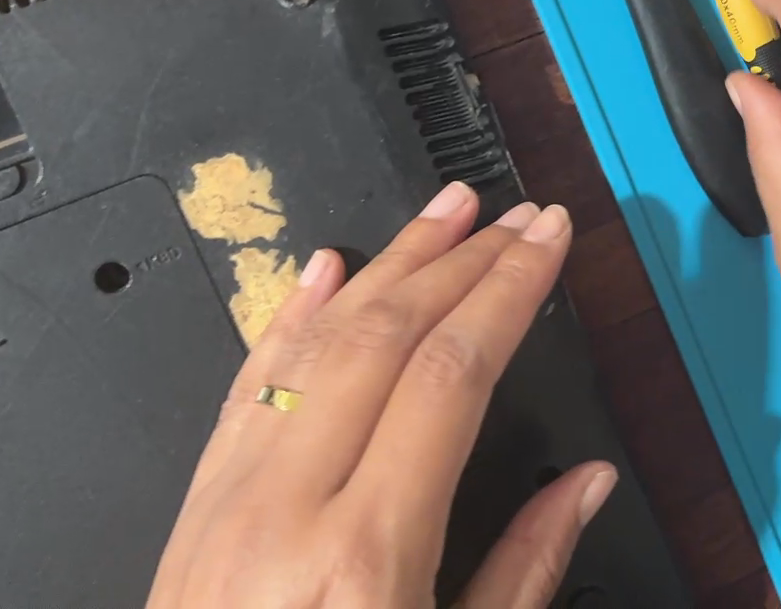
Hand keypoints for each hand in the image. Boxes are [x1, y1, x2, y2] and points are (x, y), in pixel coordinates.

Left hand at [148, 185, 615, 608]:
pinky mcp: (191, 516)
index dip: (510, 288)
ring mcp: (224, 509)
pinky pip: (245, 391)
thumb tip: (589, 481)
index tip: (549, 237)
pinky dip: (293, 317)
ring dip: (392, 262)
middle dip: (465, 259)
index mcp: (363, 556)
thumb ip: (524, 572)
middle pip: (386, 338)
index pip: (452, 371)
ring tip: (447, 208)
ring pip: (317, 344)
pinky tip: (327, 268)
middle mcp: (284, 515)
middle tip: (519, 214)